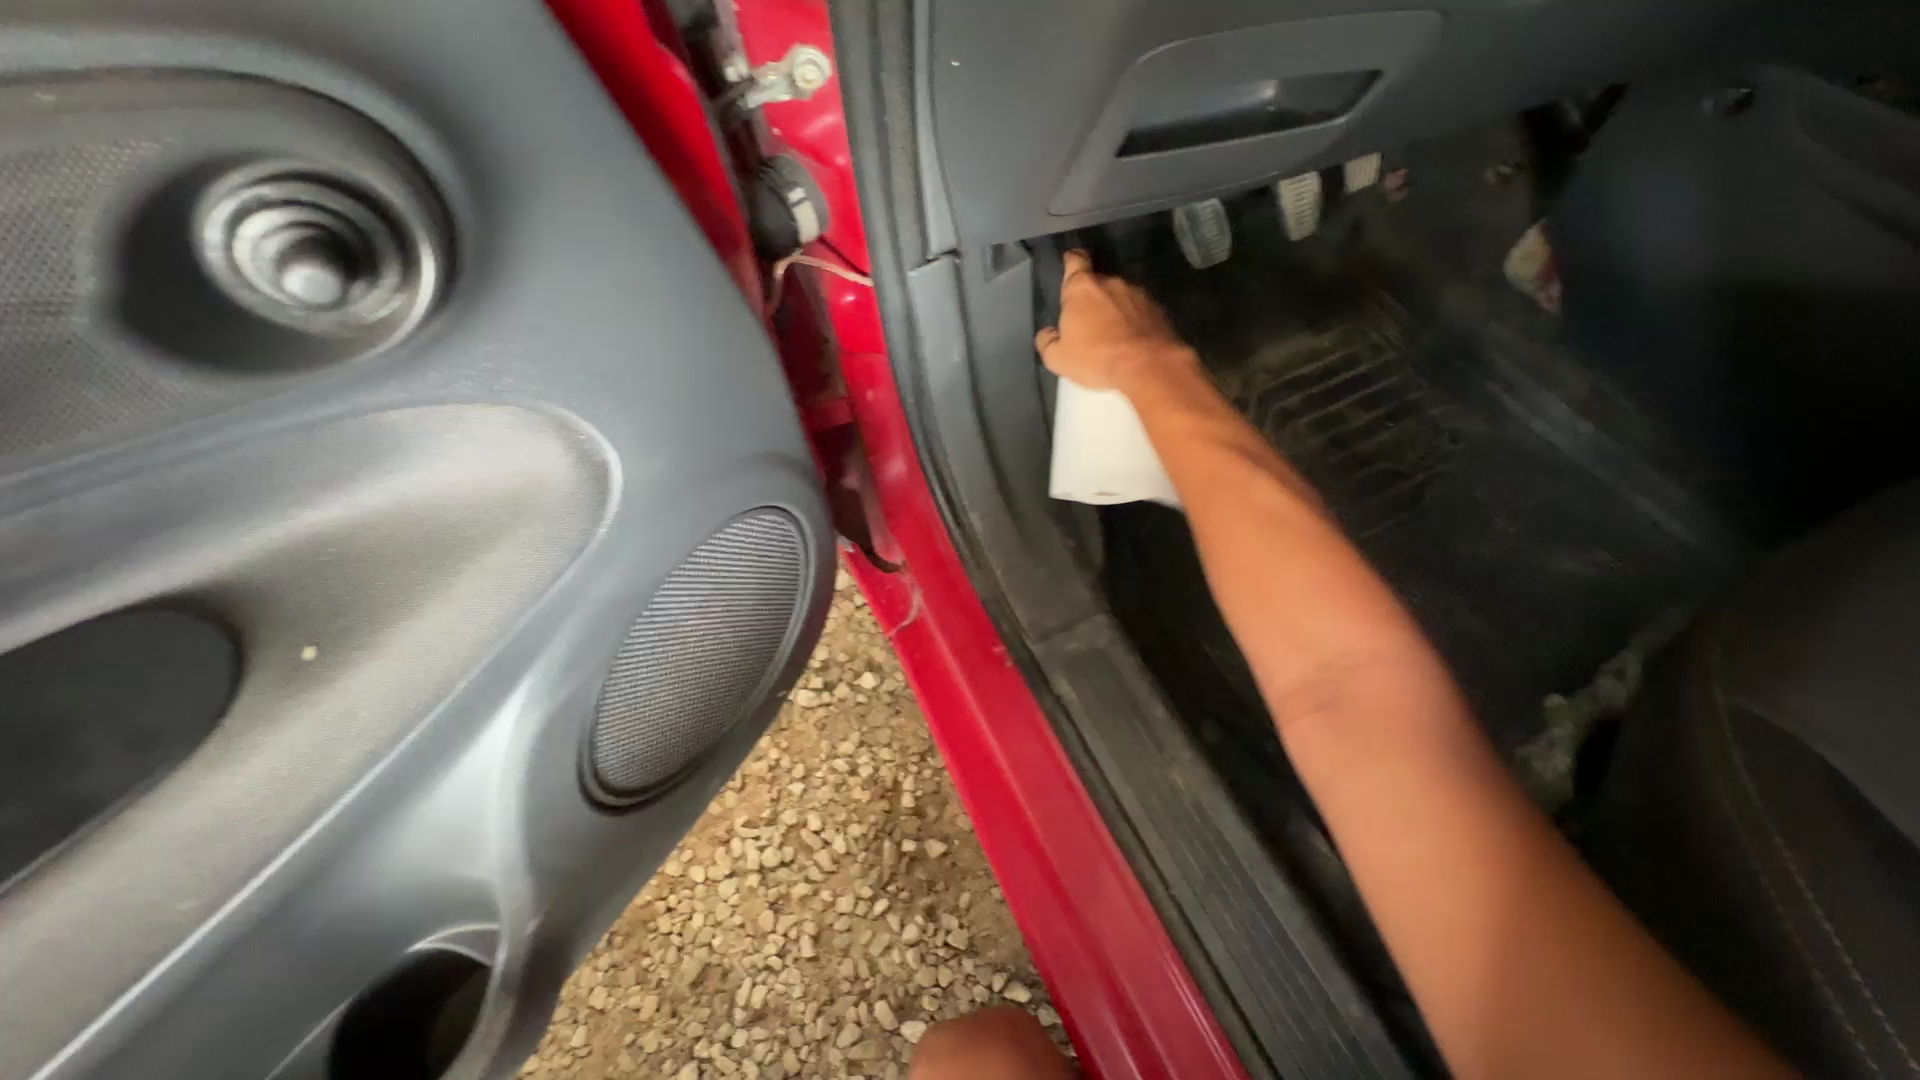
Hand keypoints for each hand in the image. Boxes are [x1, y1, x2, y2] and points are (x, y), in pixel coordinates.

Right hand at [1034, 250, 1197, 392]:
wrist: (1148, 366)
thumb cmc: (1096, 358)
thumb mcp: (1058, 359)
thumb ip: (1047, 342)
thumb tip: (1048, 334)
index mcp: (1082, 288)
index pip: (1076, 261)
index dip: (1072, 262)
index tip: (1072, 266)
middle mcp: (1111, 282)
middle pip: (1097, 283)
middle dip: (1092, 298)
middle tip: (1089, 323)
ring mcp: (1138, 294)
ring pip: (1120, 297)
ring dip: (1115, 310)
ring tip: (1113, 336)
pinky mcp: (1158, 309)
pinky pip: (1140, 311)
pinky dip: (1134, 321)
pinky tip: (1132, 342)